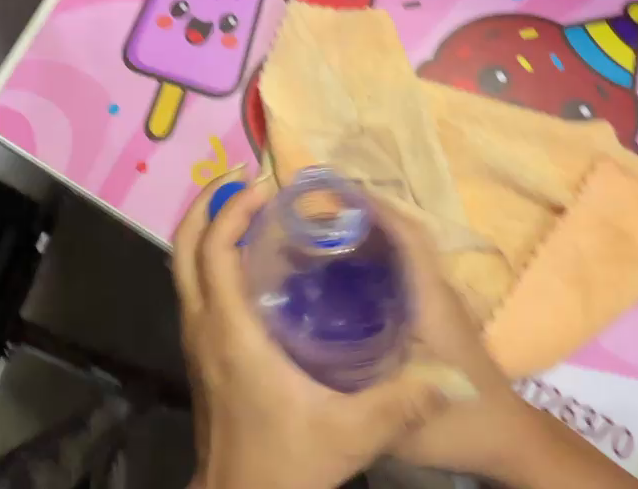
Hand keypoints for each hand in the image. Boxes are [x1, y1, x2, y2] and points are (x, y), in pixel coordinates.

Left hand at [174, 171, 486, 488]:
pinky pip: (194, 283)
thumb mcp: (352, 433)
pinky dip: (210, 255)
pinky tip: (248, 259)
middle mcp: (200, 321)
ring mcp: (193, 335)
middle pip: (184, 243)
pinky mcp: (197, 348)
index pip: (214, 248)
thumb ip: (402, 401)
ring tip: (246, 206)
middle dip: (208, 203)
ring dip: (207, 227)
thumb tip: (454, 376)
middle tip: (243, 178)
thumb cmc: (288, 461)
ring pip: (183, 263)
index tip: (264, 185)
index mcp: (228, 328)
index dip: (233, 209)